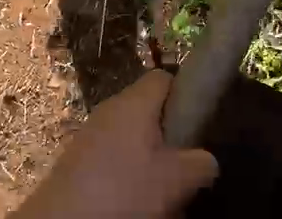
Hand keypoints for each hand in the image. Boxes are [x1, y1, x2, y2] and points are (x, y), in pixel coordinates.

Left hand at [14, 71, 218, 218]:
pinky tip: (130, 203)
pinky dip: (123, 177)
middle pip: (148, 112)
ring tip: (158, 195)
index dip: (184, 95)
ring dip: (146, 163)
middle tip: (180, 169)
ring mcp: (89, 135)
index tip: (196, 124)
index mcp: (134, 101)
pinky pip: (110, 160)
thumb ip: (200, 164)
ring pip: (130, 140)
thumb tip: (207, 160)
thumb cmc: (121, 192)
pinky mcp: (75, 162)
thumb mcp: (174, 180)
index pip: (164, 77)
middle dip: (167, 139)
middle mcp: (110, 109)